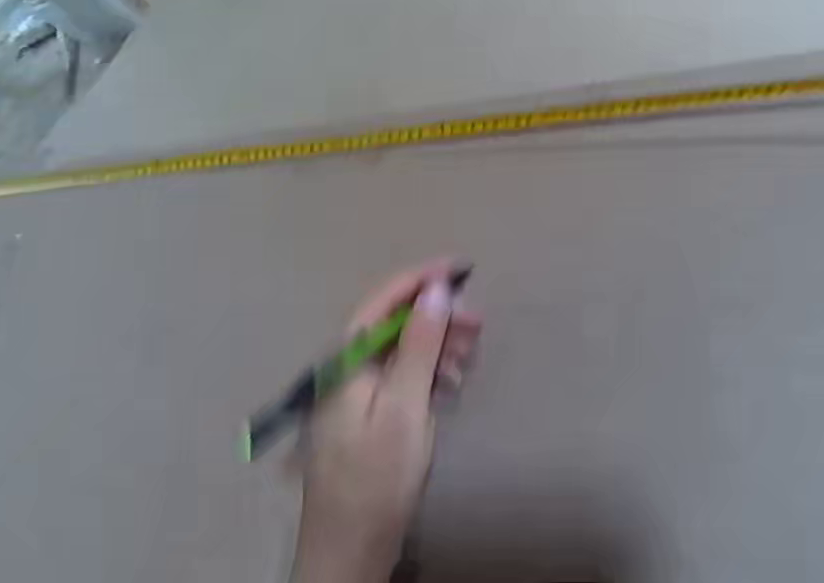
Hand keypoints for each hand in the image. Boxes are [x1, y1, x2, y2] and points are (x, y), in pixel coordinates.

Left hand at [294, 260, 482, 582]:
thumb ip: (420, 344)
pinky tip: (451, 381)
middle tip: (478, 322)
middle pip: (394, 323)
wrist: (349, 554)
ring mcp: (356, 391)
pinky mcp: (369, 412)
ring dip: (437, 343)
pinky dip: (428, 370)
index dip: (421, 278)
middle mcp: (346, 367)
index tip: (460, 268)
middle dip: (437, 316)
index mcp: (345, 359)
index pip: (383, 300)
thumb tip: (435, 288)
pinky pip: (402, 375)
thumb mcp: (406, 406)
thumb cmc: (377, 477)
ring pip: (402, 349)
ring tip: (471, 352)